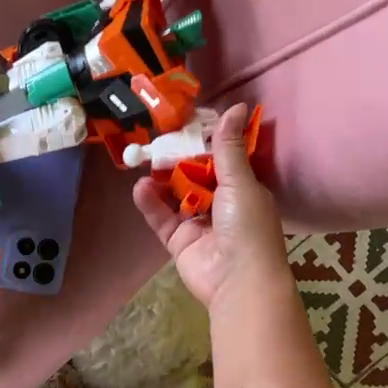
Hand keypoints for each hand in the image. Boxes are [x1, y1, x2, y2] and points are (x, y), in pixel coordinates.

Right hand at [133, 104, 291, 308]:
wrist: (237, 280)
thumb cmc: (247, 227)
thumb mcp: (240, 182)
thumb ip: (228, 148)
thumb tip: (237, 107)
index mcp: (243, 188)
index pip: (222, 159)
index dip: (205, 141)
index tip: (186, 123)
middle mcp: (221, 204)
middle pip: (195, 175)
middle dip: (178, 159)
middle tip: (158, 140)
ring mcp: (198, 223)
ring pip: (176, 196)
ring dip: (162, 180)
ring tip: (145, 161)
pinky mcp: (178, 241)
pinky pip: (162, 218)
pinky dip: (151, 204)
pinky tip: (141, 188)